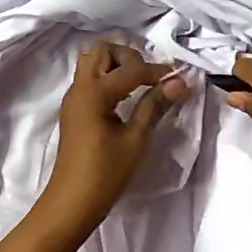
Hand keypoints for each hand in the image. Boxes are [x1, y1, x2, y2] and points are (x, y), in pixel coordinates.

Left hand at [37, 41, 188, 234]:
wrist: (73, 200)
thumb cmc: (106, 173)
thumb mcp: (136, 139)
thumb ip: (155, 106)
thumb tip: (179, 82)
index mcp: (93, 92)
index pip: (130, 68)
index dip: (157, 71)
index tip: (178, 79)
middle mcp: (79, 88)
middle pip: (101, 51)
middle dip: (129, 57)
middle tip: (150, 77)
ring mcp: (73, 99)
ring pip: (91, 63)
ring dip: (116, 65)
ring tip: (139, 86)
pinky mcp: (73, 110)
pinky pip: (88, 79)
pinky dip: (108, 78)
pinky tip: (126, 98)